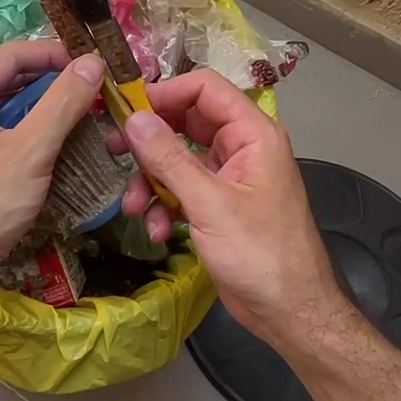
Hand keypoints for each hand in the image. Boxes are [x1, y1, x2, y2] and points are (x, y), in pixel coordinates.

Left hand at [0, 41, 106, 300]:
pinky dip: (23, 131)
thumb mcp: (31, 151)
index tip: (93, 67)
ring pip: (2, 106)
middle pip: (6, 78)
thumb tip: (93, 62)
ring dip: (40, 109)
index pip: (12, 53)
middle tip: (91, 94)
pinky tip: (50, 146)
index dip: (56, 55)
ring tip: (78, 119)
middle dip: (50, 83)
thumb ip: (63, 103)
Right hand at [114, 69, 349, 340]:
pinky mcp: (217, 205)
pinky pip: (182, 190)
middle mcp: (241, 148)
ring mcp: (228, 177)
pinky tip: (158, 230)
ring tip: (136, 209)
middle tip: (113, 150)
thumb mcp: (208, 203)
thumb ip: (168, 158)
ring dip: (151, 182)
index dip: (164, 93)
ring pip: (177, 160)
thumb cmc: (259, 253)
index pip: (205, 89)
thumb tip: (133, 119)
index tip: (124, 109)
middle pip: (185, 123)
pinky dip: (165, 205)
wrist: (287, 311)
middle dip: (149, 142)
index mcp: (252, 134)